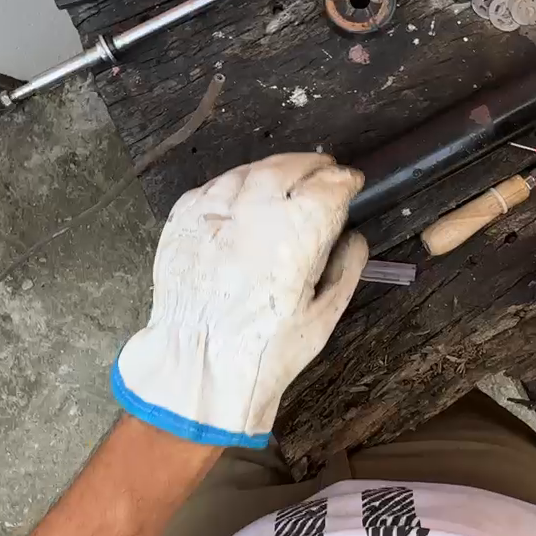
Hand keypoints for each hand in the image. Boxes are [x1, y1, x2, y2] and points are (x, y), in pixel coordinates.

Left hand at [113, 153, 368, 447]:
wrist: (196, 370)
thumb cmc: (264, 352)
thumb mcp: (322, 319)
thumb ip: (345, 270)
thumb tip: (354, 237)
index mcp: (291, 241)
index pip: (325, 188)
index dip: (342, 180)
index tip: (351, 181)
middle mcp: (249, 219)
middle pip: (284, 168)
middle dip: (310, 164)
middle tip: (323, 169)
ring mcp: (210, 217)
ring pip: (247, 172)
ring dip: (273, 170)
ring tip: (286, 179)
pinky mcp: (181, 223)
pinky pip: (213, 187)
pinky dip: (236, 185)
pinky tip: (245, 197)